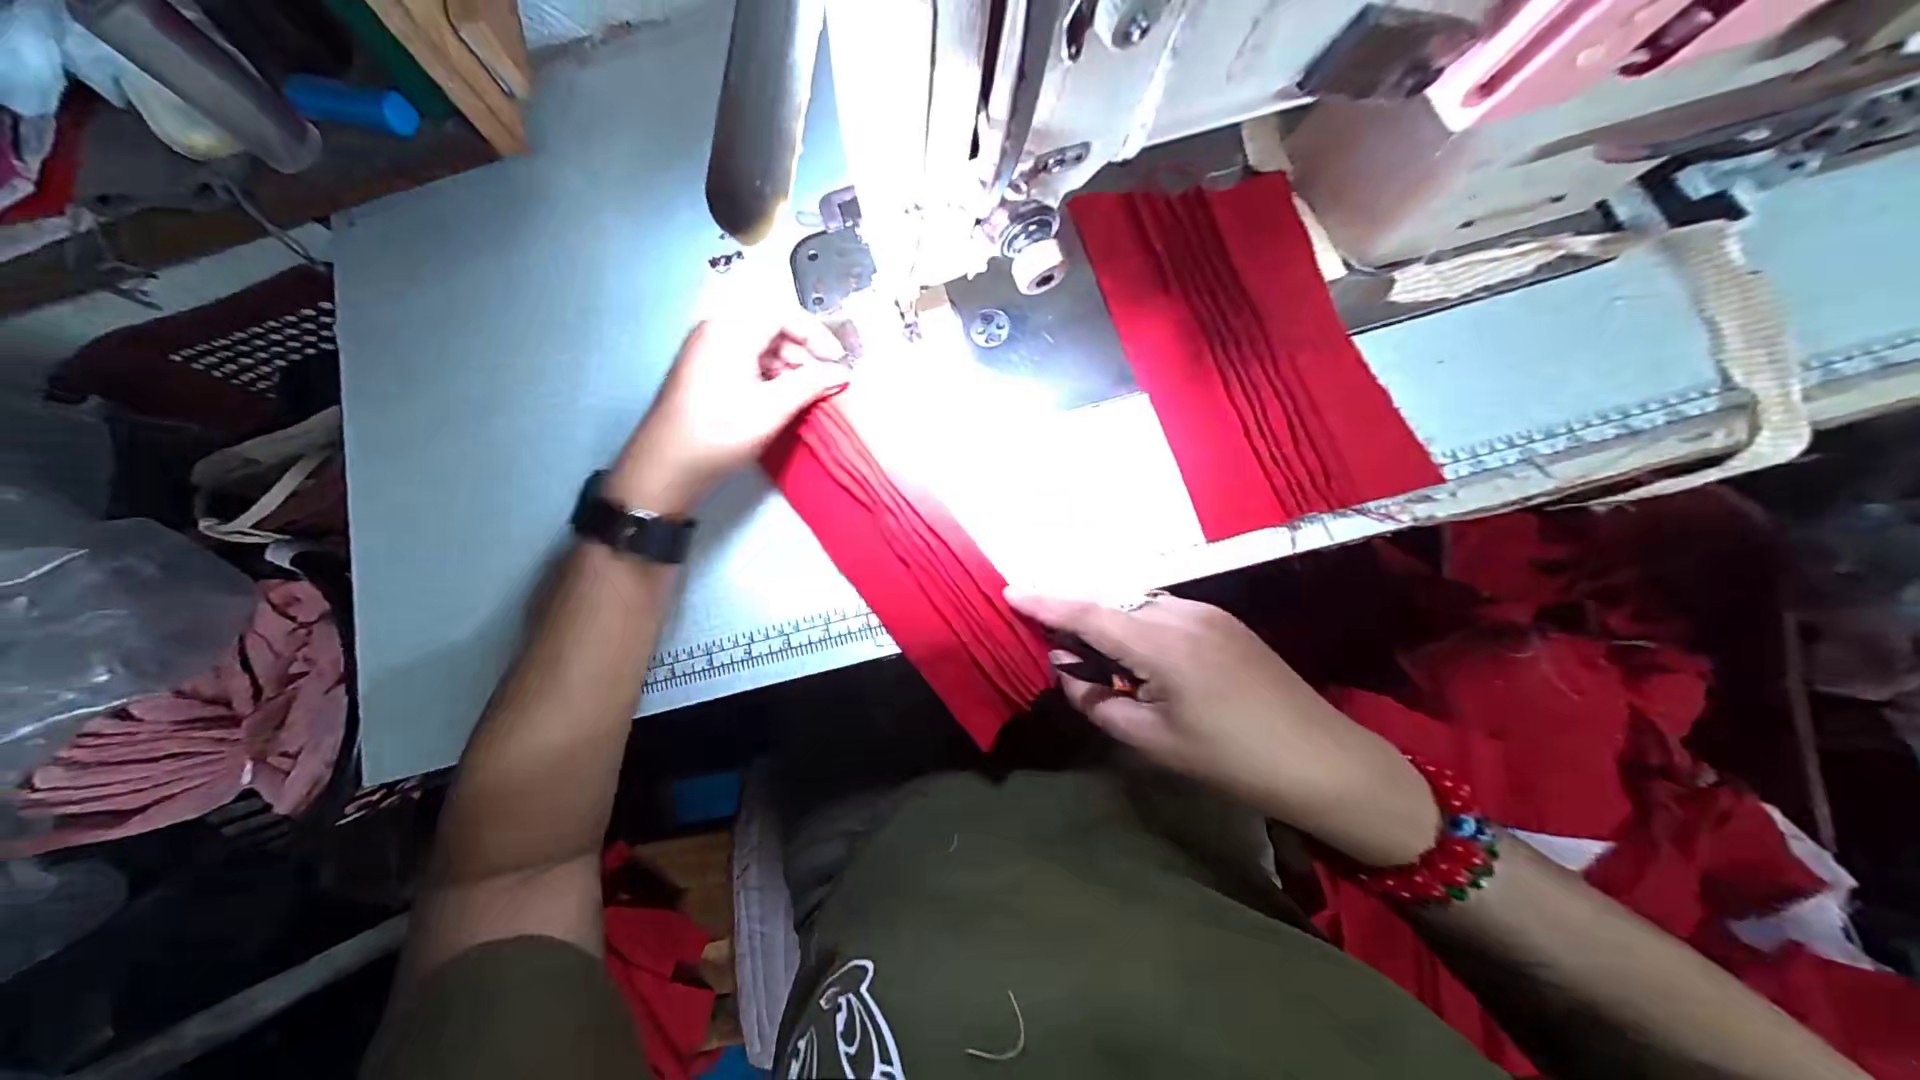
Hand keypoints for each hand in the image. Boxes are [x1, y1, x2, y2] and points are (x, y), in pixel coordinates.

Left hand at [606, 315, 849, 514]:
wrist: (666, 464)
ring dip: (788, 363)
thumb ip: (811, 384)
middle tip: (824, 379)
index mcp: (730, 330)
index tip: (838, 360)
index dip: (817, 334)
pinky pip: (744, 357)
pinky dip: (768, 371)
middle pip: (771, 326)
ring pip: (759, 343)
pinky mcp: (703, 368)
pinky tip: (780, 396)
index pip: (783, 313)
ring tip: (805, 392)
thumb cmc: (720, 433)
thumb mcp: (772, 409)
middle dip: (803, 350)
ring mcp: (706, 348)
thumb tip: (843, 372)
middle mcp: (715, 329)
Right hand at [1005, 589, 1439, 866]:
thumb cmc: (1229, 759)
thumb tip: (1068, 670)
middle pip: (1111, 602)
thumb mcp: (1151, 740)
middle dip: (1078, 618)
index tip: (1010, 591)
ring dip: (1112, 624)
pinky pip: (1164, 612)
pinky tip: (1143, 661)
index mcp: (1160, 642)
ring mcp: (1208, 613)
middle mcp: (1182, 612)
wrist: (1321, 759)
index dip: (1045, 601)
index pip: (1088, 611)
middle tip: (1060, 651)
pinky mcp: (1225, 622)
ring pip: (1138, 605)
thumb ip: (1096, 701)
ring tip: (1105, 664)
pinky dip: (1139, 627)